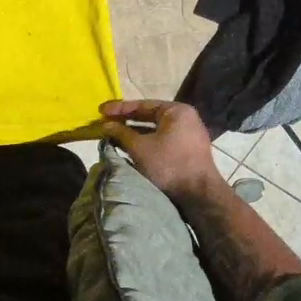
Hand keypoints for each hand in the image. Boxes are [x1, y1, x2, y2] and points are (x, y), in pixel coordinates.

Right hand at [99, 99, 226, 203]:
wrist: (199, 194)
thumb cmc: (169, 164)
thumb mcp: (139, 147)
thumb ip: (121, 133)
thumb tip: (105, 125)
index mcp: (176, 111)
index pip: (142, 105)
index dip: (119, 108)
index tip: (100, 111)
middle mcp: (184, 119)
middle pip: (149, 117)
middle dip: (125, 122)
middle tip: (105, 123)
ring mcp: (187, 136)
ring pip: (154, 131)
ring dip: (133, 134)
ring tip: (113, 137)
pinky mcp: (186, 152)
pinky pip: (161, 142)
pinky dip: (145, 144)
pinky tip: (129, 149)